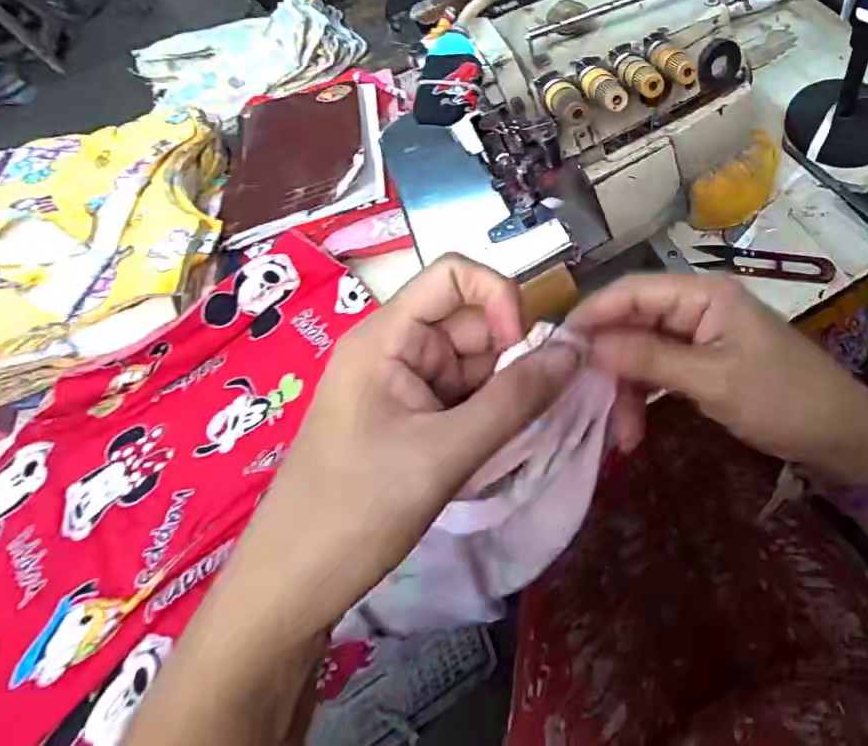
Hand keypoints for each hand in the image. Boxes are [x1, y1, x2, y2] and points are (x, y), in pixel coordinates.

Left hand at [257, 254, 581, 627]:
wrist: (289, 592)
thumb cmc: (355, 512)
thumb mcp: (445, 453)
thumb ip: (517, 398)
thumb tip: (577, 349)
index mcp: (387, 336)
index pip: (454, 274)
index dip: (499, 296)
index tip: (522, 347)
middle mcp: (396, 347)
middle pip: (473, 320)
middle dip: (510, 354)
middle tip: (529, 406)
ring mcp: (405, 382)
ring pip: (477, 360)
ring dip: (504, 388)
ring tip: (503, 437)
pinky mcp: (413, 415)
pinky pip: (467, 393)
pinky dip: (491, 411)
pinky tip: (489, 448)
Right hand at [567, 273, 867, 485]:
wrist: (841, 434)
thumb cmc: (782, 398)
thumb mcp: (713, 380)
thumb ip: (650, 358)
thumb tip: (589, 345)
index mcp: (704, 294)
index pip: (634, 290)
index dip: (593, 314)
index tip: (557, 348)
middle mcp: (699, 306)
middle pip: (635, 322)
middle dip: (610, 363)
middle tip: (583, 403)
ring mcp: (703, 334)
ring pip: (645, 351)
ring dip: (628, 390)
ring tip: (620, 436)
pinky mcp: (707, 361)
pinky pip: (663, 370)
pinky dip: (647, 397)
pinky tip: (635, 429)